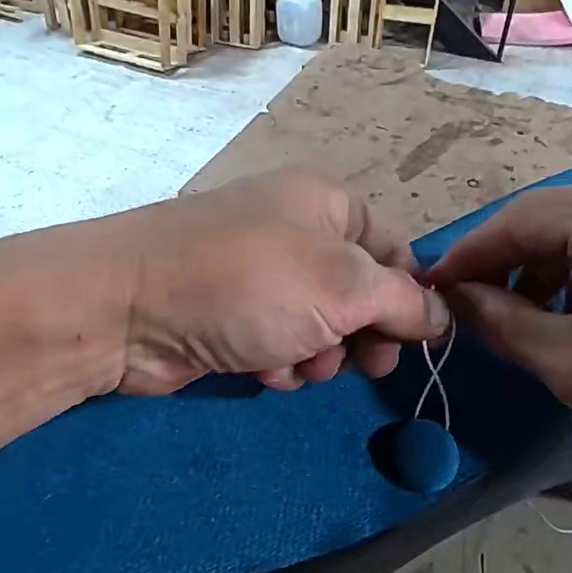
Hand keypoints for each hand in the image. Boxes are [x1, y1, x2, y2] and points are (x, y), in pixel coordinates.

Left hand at [97, 170, 449, 394]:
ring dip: (321, 352)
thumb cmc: (250, 282)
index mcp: (328, 203)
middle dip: (363, 333)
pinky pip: (282, 339)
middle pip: (360, 291)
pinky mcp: (233, 313)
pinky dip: (282, 360)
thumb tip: (442, 315)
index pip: (395, 249)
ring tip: (300, 364)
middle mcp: (296, 231)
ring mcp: (260, 273)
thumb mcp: (343, 286)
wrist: (129, 306)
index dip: (409, 297)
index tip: (413, 342)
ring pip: (322, 323)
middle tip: (364, 364)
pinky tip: (266, 369)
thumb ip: (403, 302)